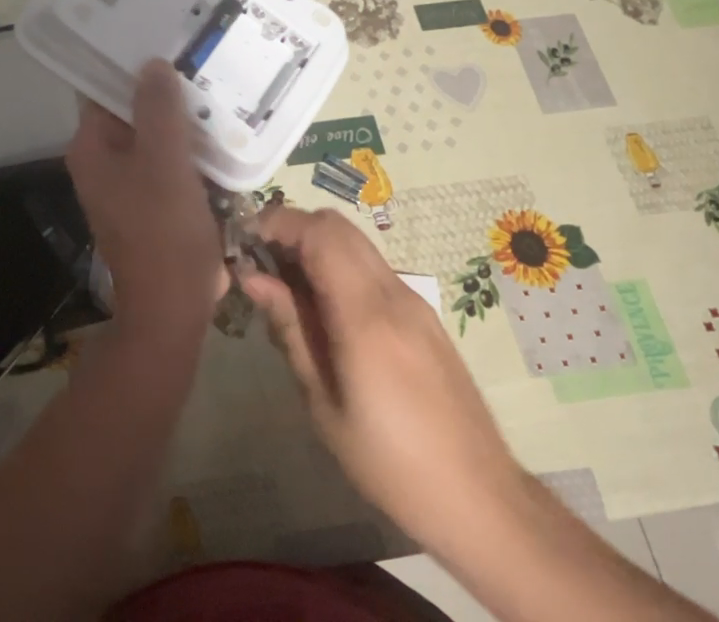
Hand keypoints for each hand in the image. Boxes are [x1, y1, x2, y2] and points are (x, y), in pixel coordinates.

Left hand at [66, 60, 227, 341]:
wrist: (173, 305)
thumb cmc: (163, 230)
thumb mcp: (164, 162)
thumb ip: (158, 109)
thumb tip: (151, 64)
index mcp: (91, 148)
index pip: (101, 90)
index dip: (128, 63)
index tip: (160, 33)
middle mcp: (104, 162)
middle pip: (131, 112)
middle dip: (163, 89)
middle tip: (200, 54)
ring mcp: (130, 184)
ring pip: (155, 137)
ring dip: (182, 118)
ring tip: (216, 82)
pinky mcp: (156, 202)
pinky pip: (172, 163)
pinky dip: (192, 148)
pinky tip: (222, 129)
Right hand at [239, 207, 523, 540]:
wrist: (476, 495)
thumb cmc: (387, 461)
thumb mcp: (323, 401)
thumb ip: (290, 330)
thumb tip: (253, 279)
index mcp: (367, 315)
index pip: (321, 234)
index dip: (278, 223)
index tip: (243, 240)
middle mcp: (396, 295)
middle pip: (340, 229)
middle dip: (293, 231)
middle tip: (257, 263)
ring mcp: (416, 304)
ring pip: (358, 247)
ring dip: (317, 250)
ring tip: (283, 290)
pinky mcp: (426, 320)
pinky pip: (374, 273)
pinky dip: (340, 271)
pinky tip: (322, 313)